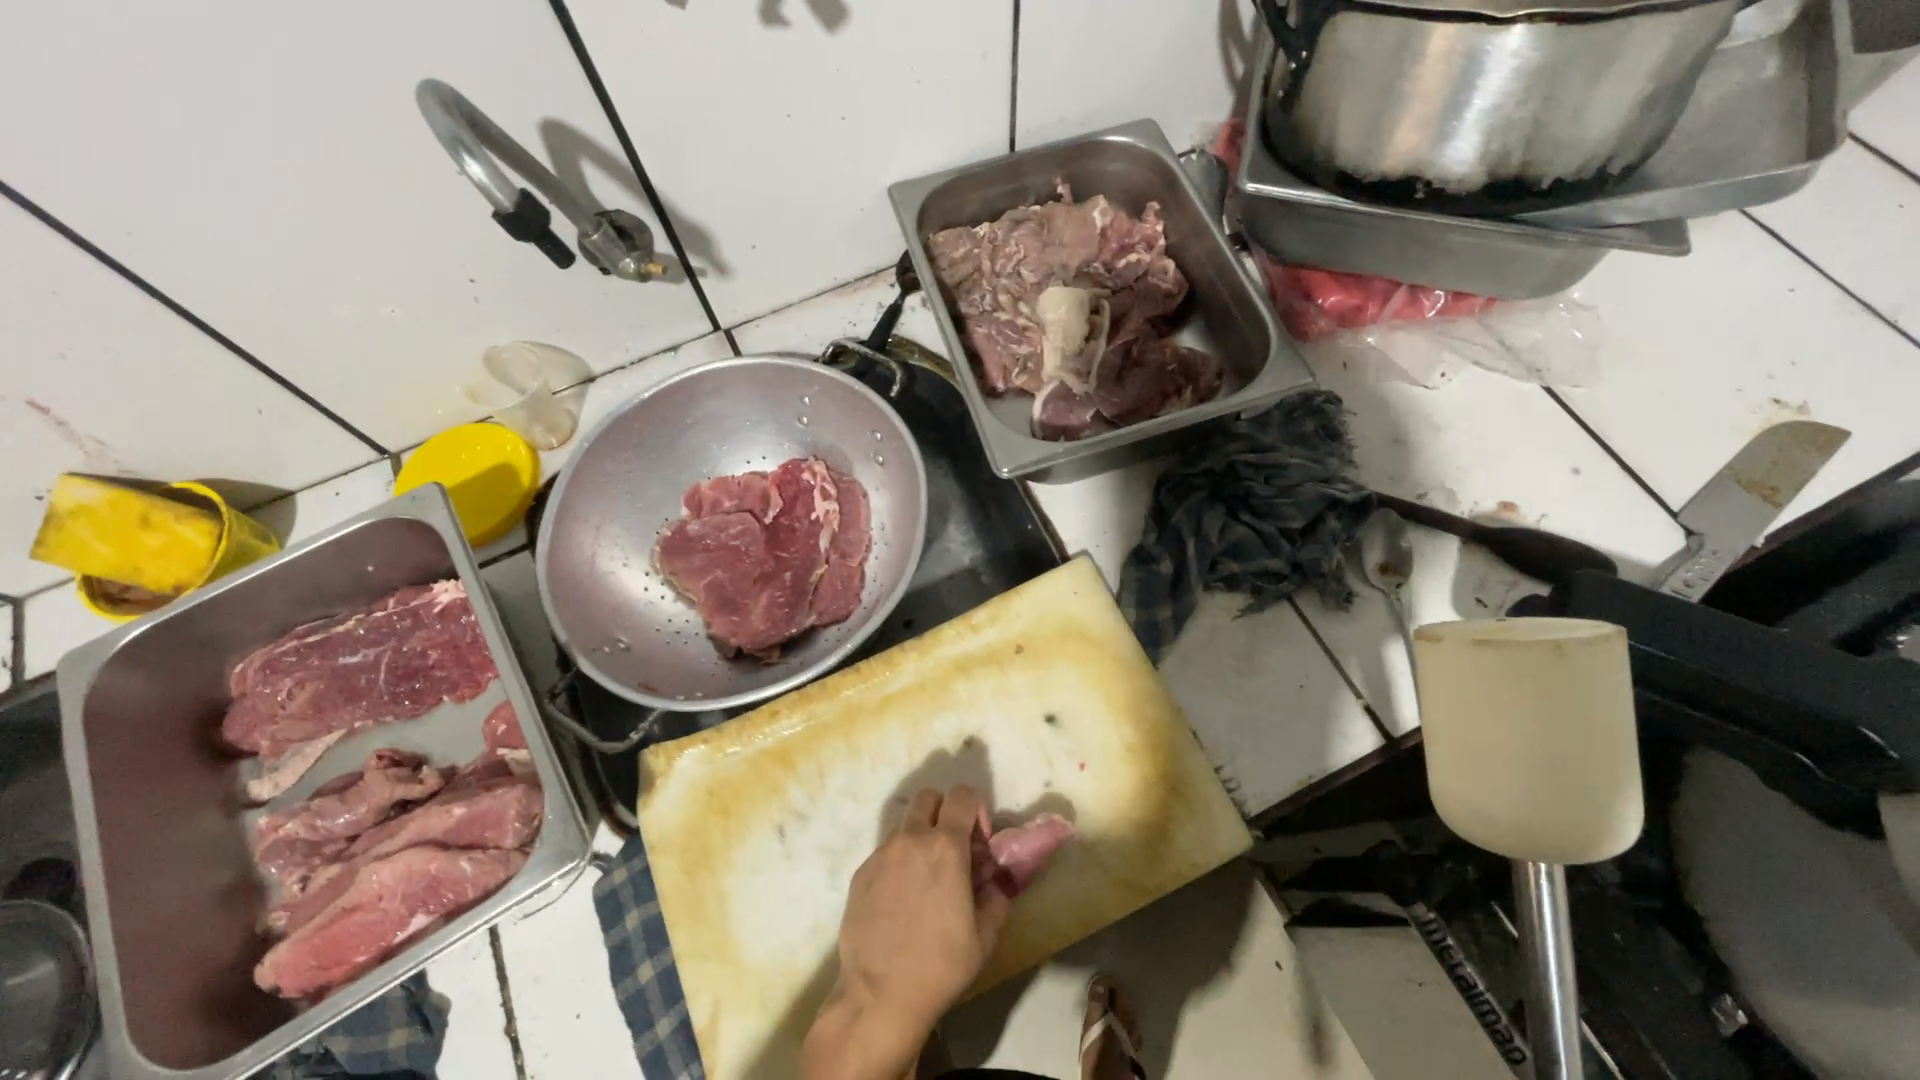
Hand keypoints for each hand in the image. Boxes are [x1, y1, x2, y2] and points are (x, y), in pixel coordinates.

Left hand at [802, 785, 1012, 1079]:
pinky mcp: (860, 874)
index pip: (961, 794)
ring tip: (928, 879)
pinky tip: (903, 900)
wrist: (880, 995)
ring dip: (921, 836)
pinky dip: (900, 861)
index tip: (980, 843)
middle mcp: (909, 840)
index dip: (976, 810)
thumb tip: (993, 878)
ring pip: (904, 824)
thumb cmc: (941, 965)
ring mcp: (880, 855)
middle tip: (955, 850)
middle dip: (946, 813)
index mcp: (945, 847)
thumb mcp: (986, 934)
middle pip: (928, 798)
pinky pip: (885, 852)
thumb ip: (996, 894)